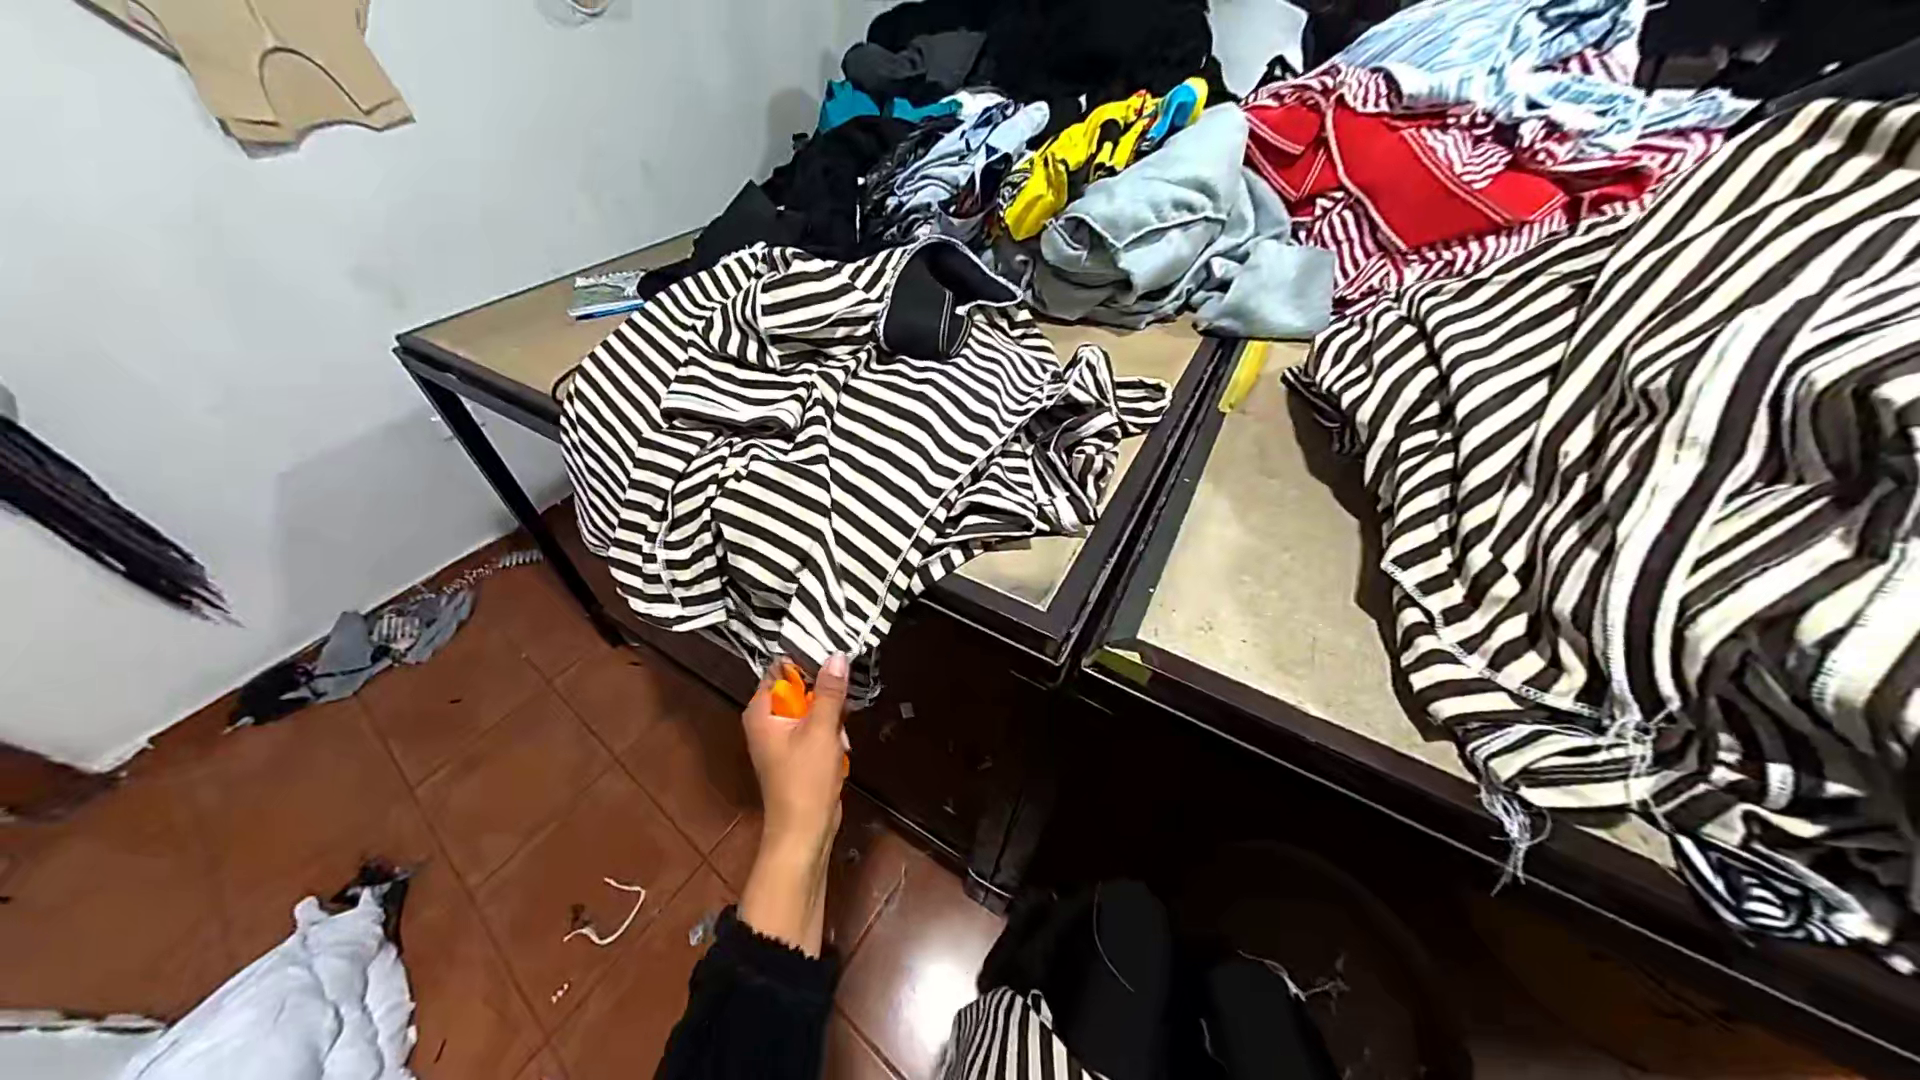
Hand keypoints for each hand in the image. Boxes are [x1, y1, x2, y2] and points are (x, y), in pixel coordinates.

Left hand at [742, 653, 849, 852]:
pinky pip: (816, 728)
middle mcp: (767, 721)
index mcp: (761, 712)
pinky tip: (840, 748)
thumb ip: (829, 691)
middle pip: (799, 688)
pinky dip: (831, 734)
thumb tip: (836, 656)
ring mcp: (782, 738)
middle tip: (841, 704)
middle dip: (824, 695)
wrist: (805, 832)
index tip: (834, 658)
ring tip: (840, 736)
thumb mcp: (821, 729)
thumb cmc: (805, 780)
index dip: (807, 662)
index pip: (781, 670)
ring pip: (812, 709)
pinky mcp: (797, 752)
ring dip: (832, 717)